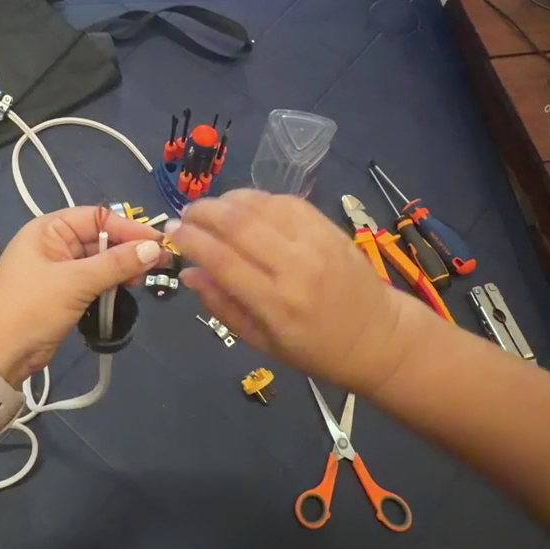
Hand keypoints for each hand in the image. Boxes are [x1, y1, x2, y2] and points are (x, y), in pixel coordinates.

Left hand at [0, 207, 164, 383]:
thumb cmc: (30, 308)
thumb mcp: (75, 282)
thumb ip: (115, 264)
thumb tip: (153, 248)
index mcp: (48, 229)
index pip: (96, 217)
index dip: (128, 227)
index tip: (158, 242)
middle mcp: (53, 243)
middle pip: (100, 238)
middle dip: (128, 248)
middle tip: (158, 263)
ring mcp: (58, 270)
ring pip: (100, 261)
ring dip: (121, 268)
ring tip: (144, 279)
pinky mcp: (64, 294)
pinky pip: (94, 280)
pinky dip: (111, 284)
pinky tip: (129, 290)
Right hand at [171, 189, 423, 392]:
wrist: (379, 337)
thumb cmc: (316, 350)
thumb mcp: (262, 343)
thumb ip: (222, 306)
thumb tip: (187, 273)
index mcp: (276, 304)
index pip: (221, 260)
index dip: (190, 241)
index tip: (170, 232)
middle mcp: (295, 268)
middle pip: (237, 224)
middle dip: (202, 212)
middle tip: (185, 214)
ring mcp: (315, 243)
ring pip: (260, 205)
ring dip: (226, 200)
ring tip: (210, 209)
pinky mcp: (328, 227)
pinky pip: (285, 201)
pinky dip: (257, 198)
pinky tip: (244, 206)